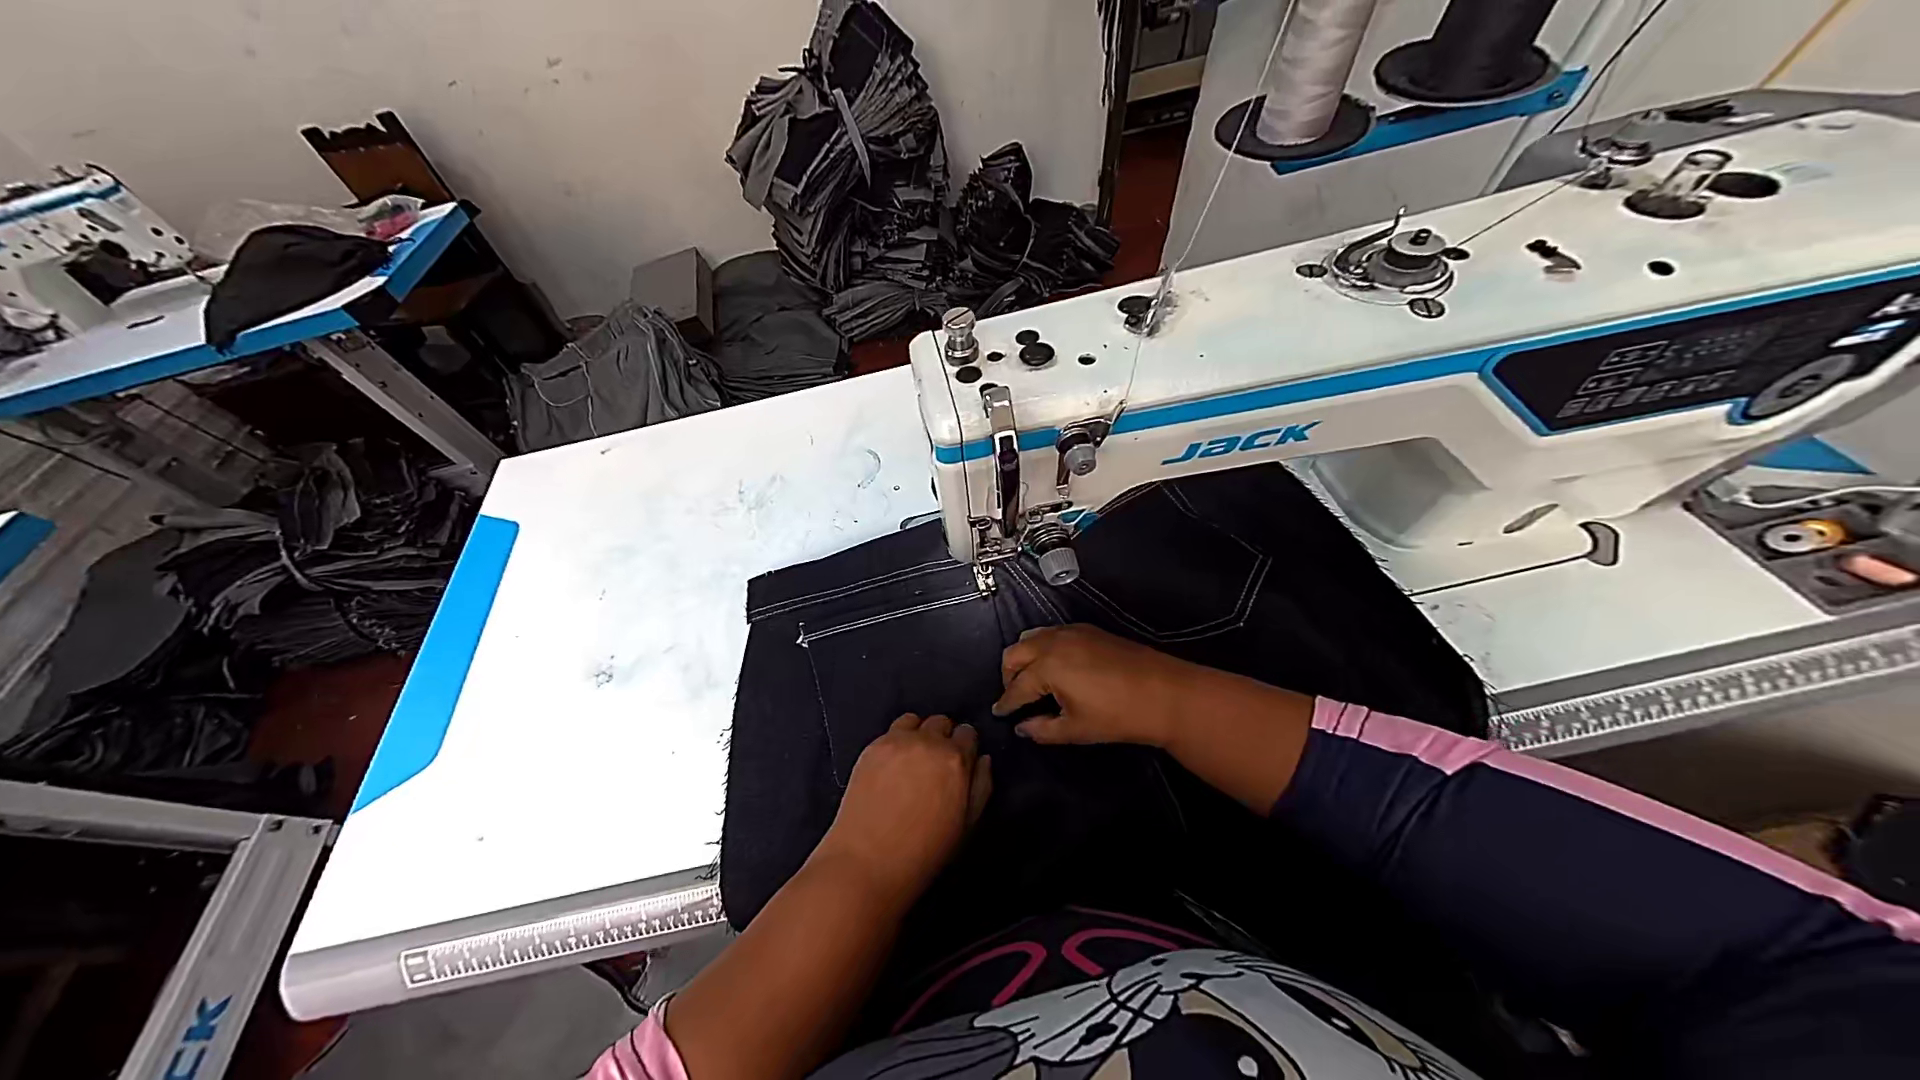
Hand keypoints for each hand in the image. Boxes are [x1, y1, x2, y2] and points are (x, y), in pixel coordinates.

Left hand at [812, 714, 992, 907]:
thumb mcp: (967, 824)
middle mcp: (928, 742)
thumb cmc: (925, 852)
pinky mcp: (872, 747)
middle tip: (935, 764)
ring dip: (919, 734)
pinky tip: (892, 765)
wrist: (868, 862)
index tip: (958, 764)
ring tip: (913, 759)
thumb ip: (982, 786)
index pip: (968, 734)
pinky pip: (891, 730)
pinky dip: (897, 741)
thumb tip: (982, 759)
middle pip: (942, 722)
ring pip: (915, 721)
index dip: (965, 748)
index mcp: (956, 760)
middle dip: (943, 738)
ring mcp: (897, 742)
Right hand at [992, 624, 1212, 747]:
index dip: (1006, 703)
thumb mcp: (1076, 729)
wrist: (1166, 693)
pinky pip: (1052, 633)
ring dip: (1024, 657)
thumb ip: (1043, 729)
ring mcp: (1072, 632)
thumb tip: (1022, 727)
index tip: (999, 713)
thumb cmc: (1118, 716)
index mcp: (1047, 667)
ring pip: (1031, 637)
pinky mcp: (1088, 630)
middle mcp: (1053, 642)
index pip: (1016, 687)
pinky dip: (1042, 646)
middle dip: (1008, 675)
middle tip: (1014, 696)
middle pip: (1015, 654)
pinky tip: (1054, 666)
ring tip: (1031, 680)